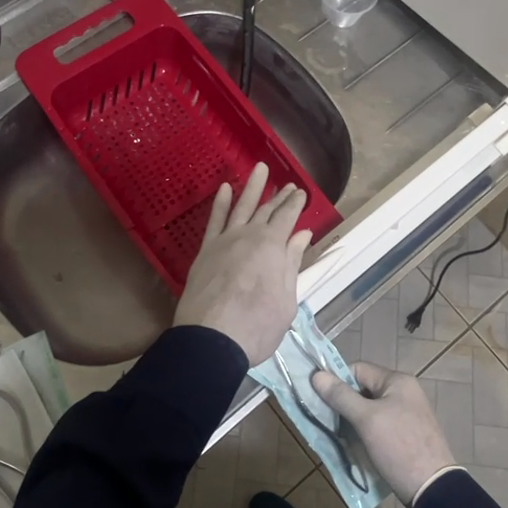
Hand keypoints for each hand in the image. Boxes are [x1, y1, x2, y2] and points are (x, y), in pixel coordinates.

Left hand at [173, 163, 311, 364]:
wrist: (211, 339)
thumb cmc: (256, 326)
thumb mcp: (286, 300)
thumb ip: (292, 264)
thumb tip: (302, 235)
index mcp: (273, 247)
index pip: (287, 218)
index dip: (296, 204)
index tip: (302, 193)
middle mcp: (249, 236)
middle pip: (266, 210)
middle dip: (279, 196)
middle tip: (288, 184)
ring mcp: (224, 241)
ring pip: (241, 207)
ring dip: (252, 187)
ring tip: (259, 168)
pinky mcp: (205, 251)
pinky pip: (214, 221)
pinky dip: (221, 203)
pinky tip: (225, 189)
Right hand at [313, 362, 457, 505]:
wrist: (432, 488)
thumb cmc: (398, 447)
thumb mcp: (366, 420)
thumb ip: (341, 396)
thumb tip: (316, 374)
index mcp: (398, 381)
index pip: (358, 369)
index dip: (338, 382)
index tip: (323, 402)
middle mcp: (405, 392)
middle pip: (364, 390)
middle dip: (345, 405)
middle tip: (330, 423)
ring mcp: (408, 414)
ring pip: (371, 409)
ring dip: (354, 421)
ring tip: (342, 438)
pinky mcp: (408, 434)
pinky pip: (381, 425)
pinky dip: (367, 433)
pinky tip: (358, 447)